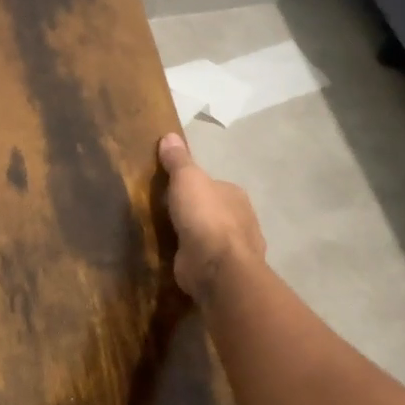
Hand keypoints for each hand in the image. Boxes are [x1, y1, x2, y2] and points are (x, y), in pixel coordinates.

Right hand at [158, 132, 266, 300]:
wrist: (216, 266)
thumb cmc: (205, 217)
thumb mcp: (187, 180)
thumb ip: (178, 161)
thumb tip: (170, 135)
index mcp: (235, 195)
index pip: (213, 184)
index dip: (193, 185)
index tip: (170, 188)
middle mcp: (240, 219)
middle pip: (212, 209)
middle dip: (193, 211)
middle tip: (164, 212)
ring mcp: (232, 246)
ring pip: (209, 234)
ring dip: (193, 234)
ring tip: (166, 235)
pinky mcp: (220, 269)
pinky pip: (203, 256)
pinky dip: (191, 254)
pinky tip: (175, 255)